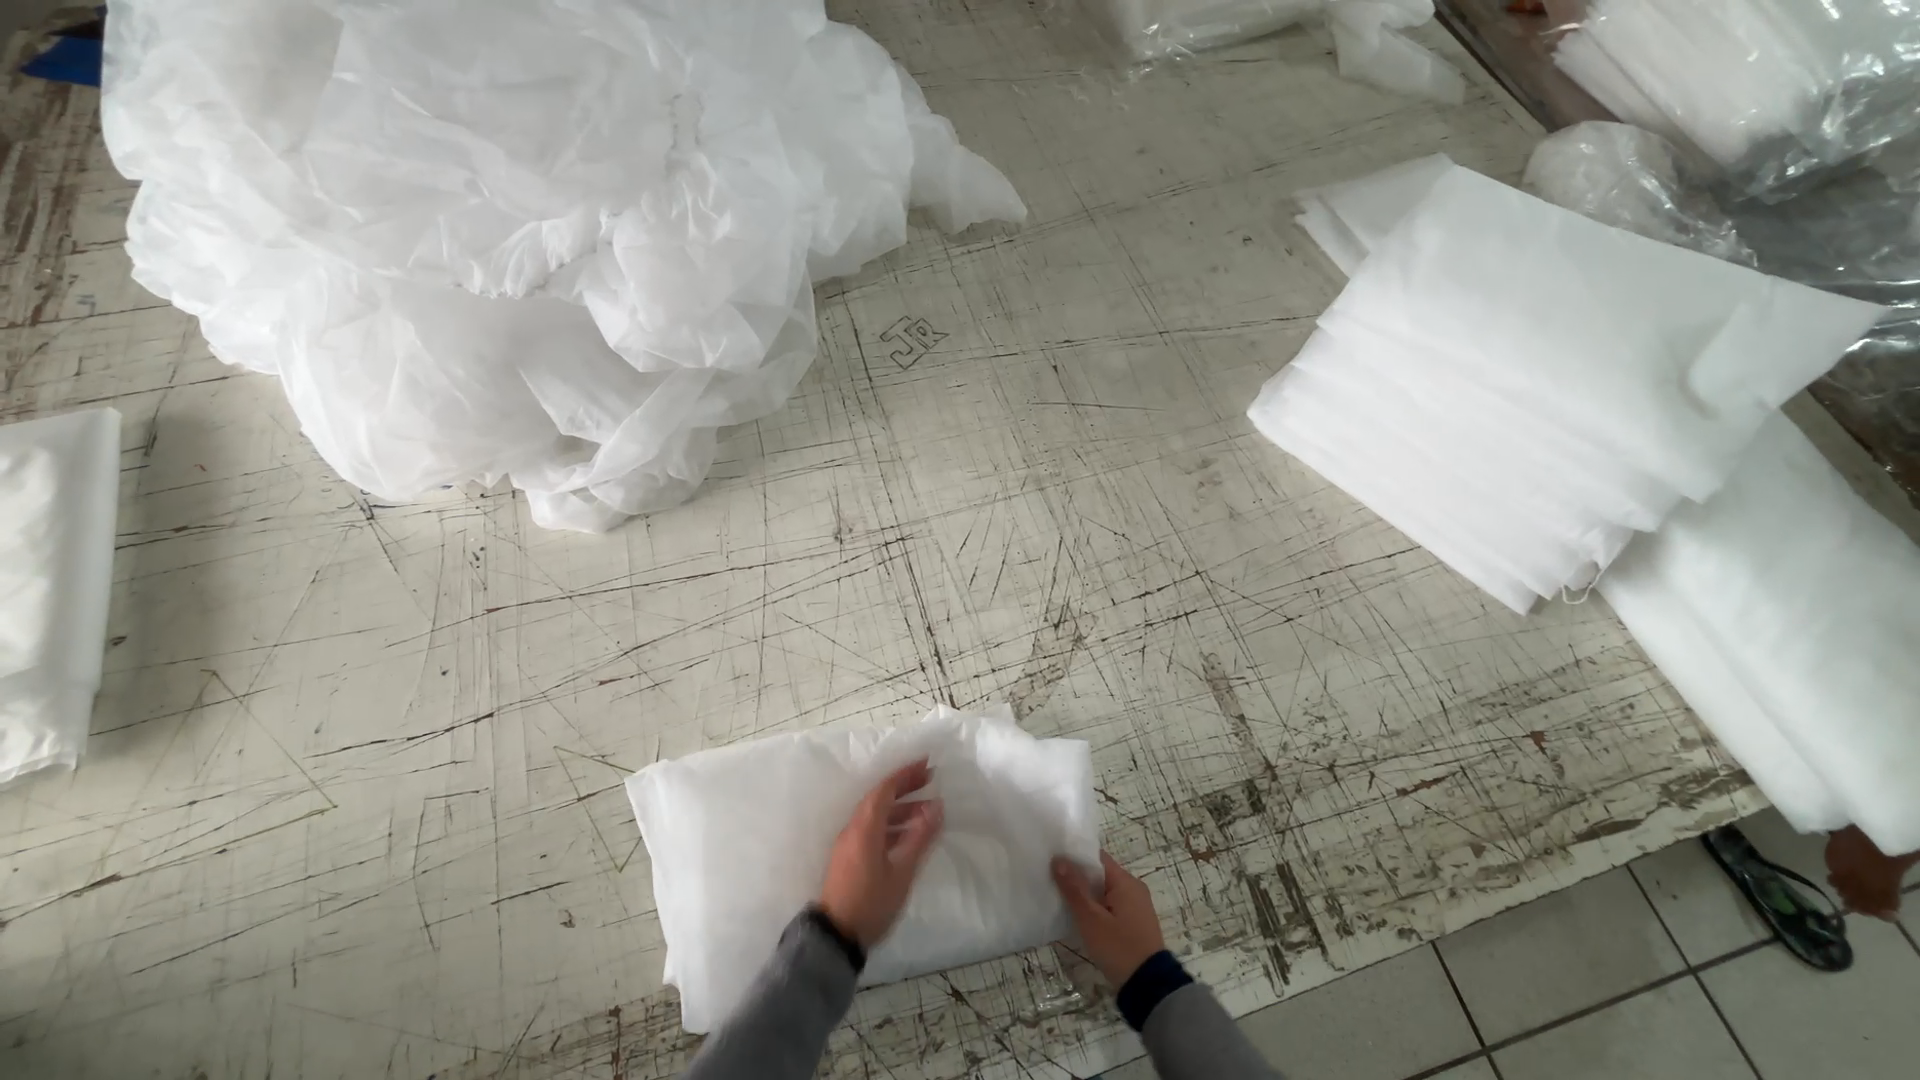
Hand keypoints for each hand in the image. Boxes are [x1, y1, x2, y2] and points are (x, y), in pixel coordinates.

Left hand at [818, 759, 944, 947]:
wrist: (835, 937)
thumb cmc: (871, 903)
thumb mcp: (901, 872)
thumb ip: (919, 837)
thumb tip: (936, 807)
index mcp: (864, 829)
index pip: (884, 790)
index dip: (905, 774)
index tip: (926, 764)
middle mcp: (853, 830)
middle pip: (879, 799)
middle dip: (904, 787)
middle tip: (929, 779)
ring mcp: (848, 844)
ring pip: (875, 815)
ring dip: (899, 808)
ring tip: (926, 809)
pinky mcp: (848, 857)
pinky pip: (871, 829)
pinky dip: (891, 824)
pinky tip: (908, 834)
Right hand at [1052, 851, 1165, 985]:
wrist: (1149, 987)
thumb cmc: (1118, 948)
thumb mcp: (1091, 919)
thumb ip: (1074, 889)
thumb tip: (1059, 858)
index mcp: (1126, 882)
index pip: (1097, 858)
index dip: (1075, 856)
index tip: (1052, 859)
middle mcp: (1133, 889)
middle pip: (1100, 874)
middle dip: (1077, 877)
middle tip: (1050, 879)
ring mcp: (1135, 907)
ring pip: (1104, 892)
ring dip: (1085, 894)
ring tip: (1058, 897)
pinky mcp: (1134, 924)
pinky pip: (1110, 907)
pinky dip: (1095, 908)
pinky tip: (1078, 917)